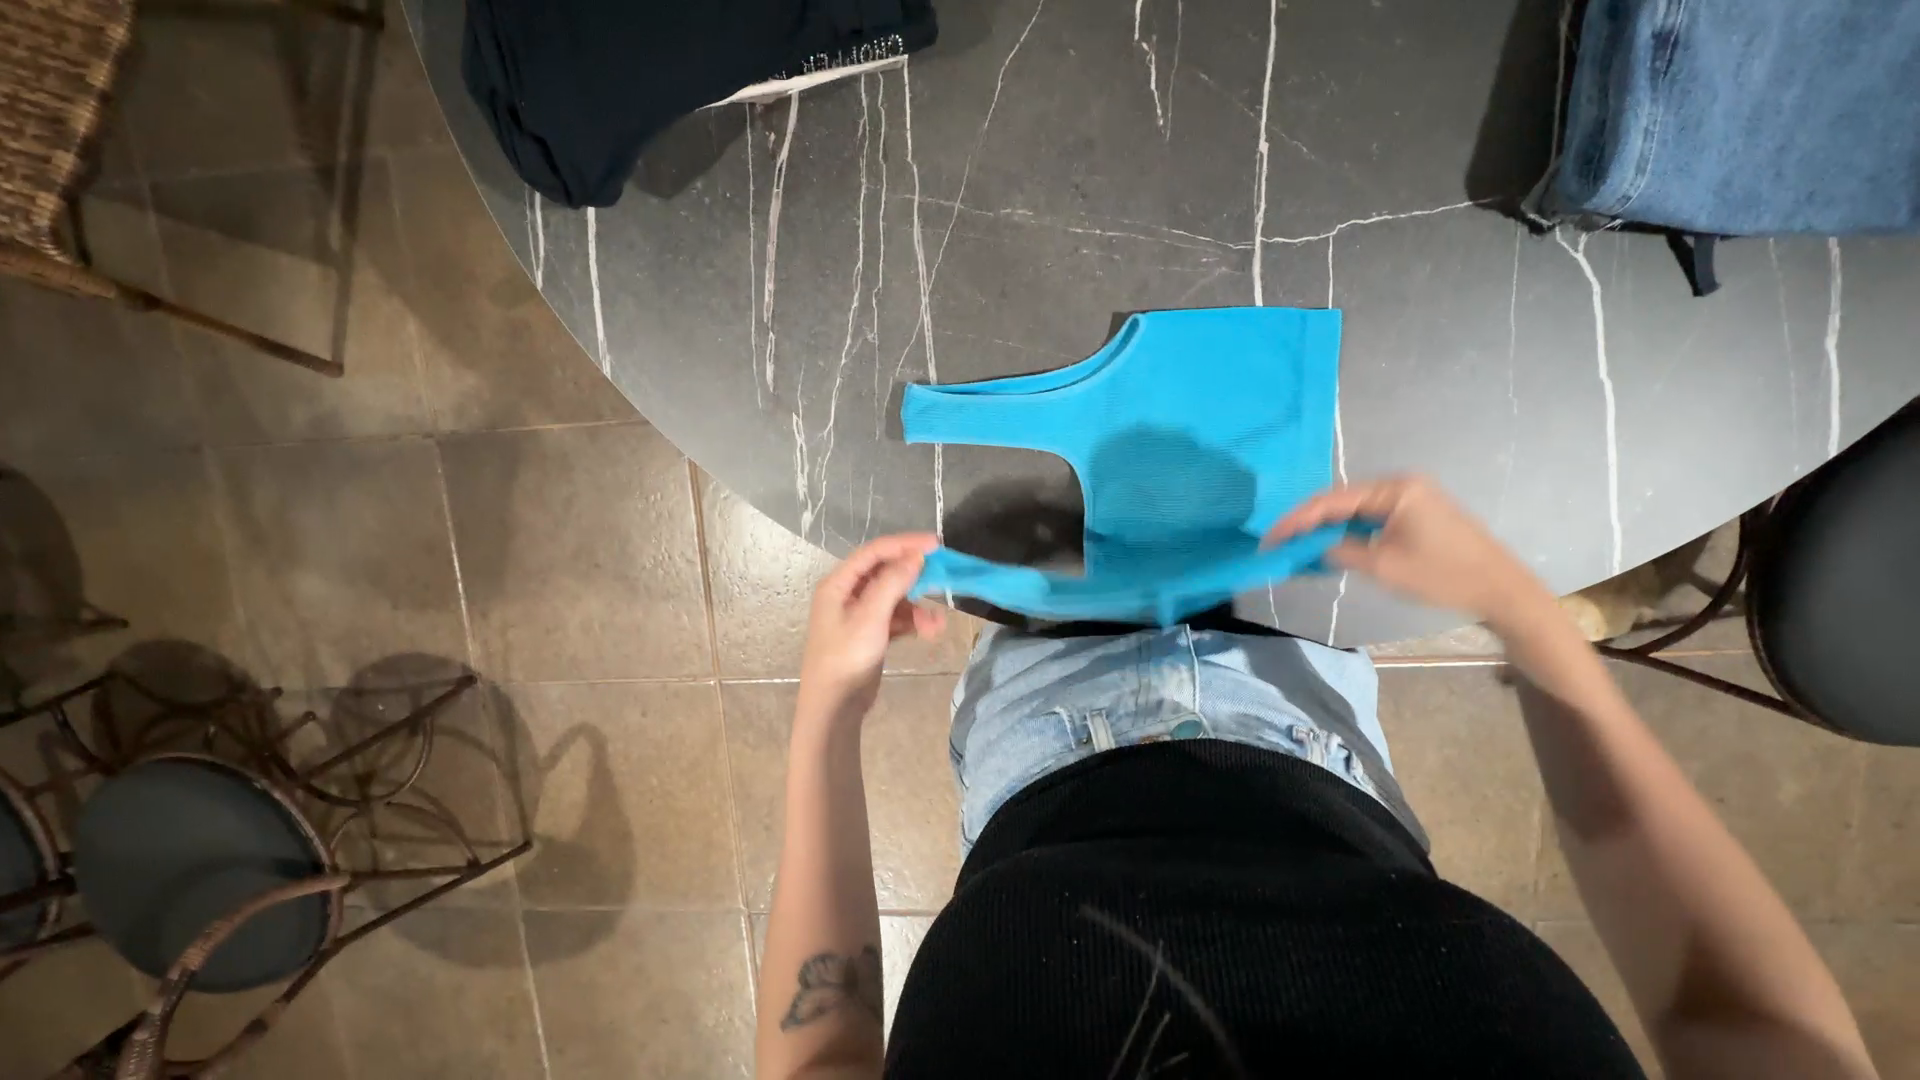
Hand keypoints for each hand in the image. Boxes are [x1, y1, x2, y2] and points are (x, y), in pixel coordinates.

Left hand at [798, 533, 946, 721]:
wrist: (834, 707)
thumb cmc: (846, 658)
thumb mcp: (871, 618)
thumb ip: (893, 583)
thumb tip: (915, 556)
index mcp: (838, 584)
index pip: (874, 553)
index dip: (904, 545)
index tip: (935, 545)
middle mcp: (846, 594)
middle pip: (885, 573)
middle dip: (914, 577)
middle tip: (942, 576)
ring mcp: (858, 615)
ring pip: (894, 598)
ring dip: (916, 606)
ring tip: (936, 623)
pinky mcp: (869, 634)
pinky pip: (894, 618)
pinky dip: (911, 621)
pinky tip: (929, 631)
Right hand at [1264, 475, 1550, 623]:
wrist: (1502, 590)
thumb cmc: (1443, 576)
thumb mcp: (1383, 566)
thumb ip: (1341, 551)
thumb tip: (1312, 547)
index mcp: (1394, 489)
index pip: (1331, 500)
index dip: (1296, 520)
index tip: (1269, 539)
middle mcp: (1401, 484)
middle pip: (1341, 500)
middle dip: (1308, 522)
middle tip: (1278, 543)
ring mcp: (1411, 497)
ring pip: (1354, 510)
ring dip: (1326, 528)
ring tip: (1296, 546)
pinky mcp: (1416, 514)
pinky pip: (1371, 518)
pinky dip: (1348, 532)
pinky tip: (1329, 546)